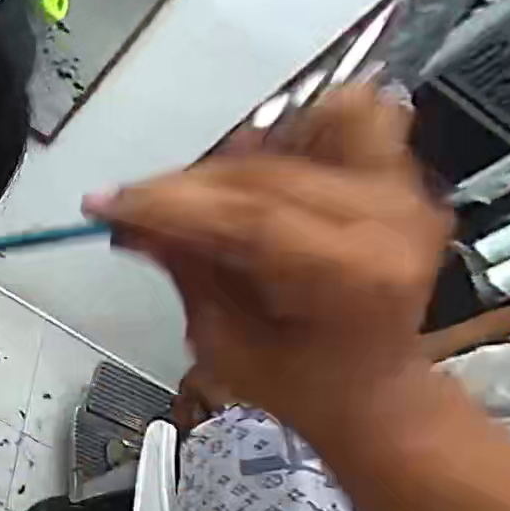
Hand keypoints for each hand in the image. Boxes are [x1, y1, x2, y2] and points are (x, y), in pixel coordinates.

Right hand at [87, 86, 452, 436]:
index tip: (106, 203)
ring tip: (198, 200)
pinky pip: (348, 120)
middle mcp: (389, 220)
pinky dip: (293, 137)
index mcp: (348, 277)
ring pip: (299, 131)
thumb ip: (187, 270)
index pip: (245, 214)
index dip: (167, 203)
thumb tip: (134, 223)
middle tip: (131, 207)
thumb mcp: (224, 342)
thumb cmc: (299, 386)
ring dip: (233, 163)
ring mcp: (403, 191)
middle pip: (263, 172)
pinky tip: (258, 174)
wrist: (368, 390)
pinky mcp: (399, 178)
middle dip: (183, 187)